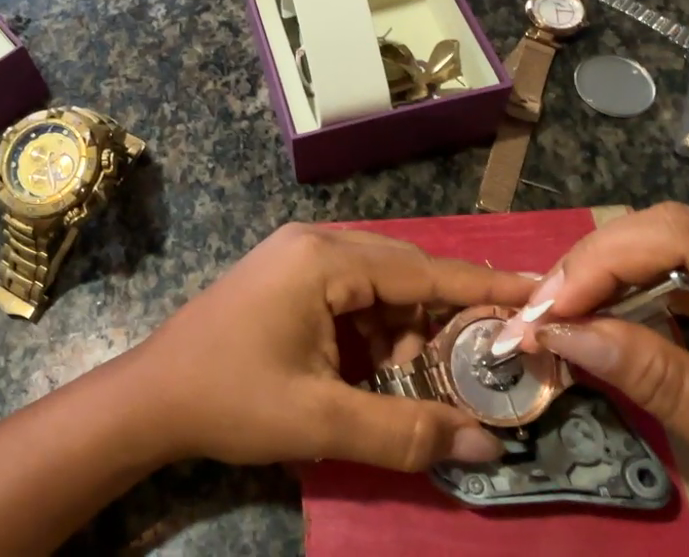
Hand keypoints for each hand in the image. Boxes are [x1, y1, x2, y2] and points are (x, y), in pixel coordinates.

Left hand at [127, 223, 536, 472]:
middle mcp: (315, 243)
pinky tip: (376, 372)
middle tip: (487, 360)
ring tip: (419, 382)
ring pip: (378, 287)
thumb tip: (485, 445)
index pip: (423, 270)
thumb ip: (406, 431)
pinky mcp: (287, 278)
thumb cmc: (231, 400)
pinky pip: (350, 296)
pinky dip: (373, 332)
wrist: (150, 397)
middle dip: (443, 319)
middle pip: (403, 273)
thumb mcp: (321, 423)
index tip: (537, 293)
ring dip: (404, 332)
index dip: (482, 287)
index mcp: (324, 259)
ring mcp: (297, 257)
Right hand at [491, 203, 688, 556]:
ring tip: (558, 321)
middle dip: (588, 267)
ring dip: (603, 276)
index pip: (679, 235)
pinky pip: (681, 264)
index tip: (550, 311)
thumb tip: (567, 333)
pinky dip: (631, 288)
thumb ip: (667, 389)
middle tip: (537, 320)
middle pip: (661, 228)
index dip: (602, 259)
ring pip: (662, 240)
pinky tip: (605, 319)